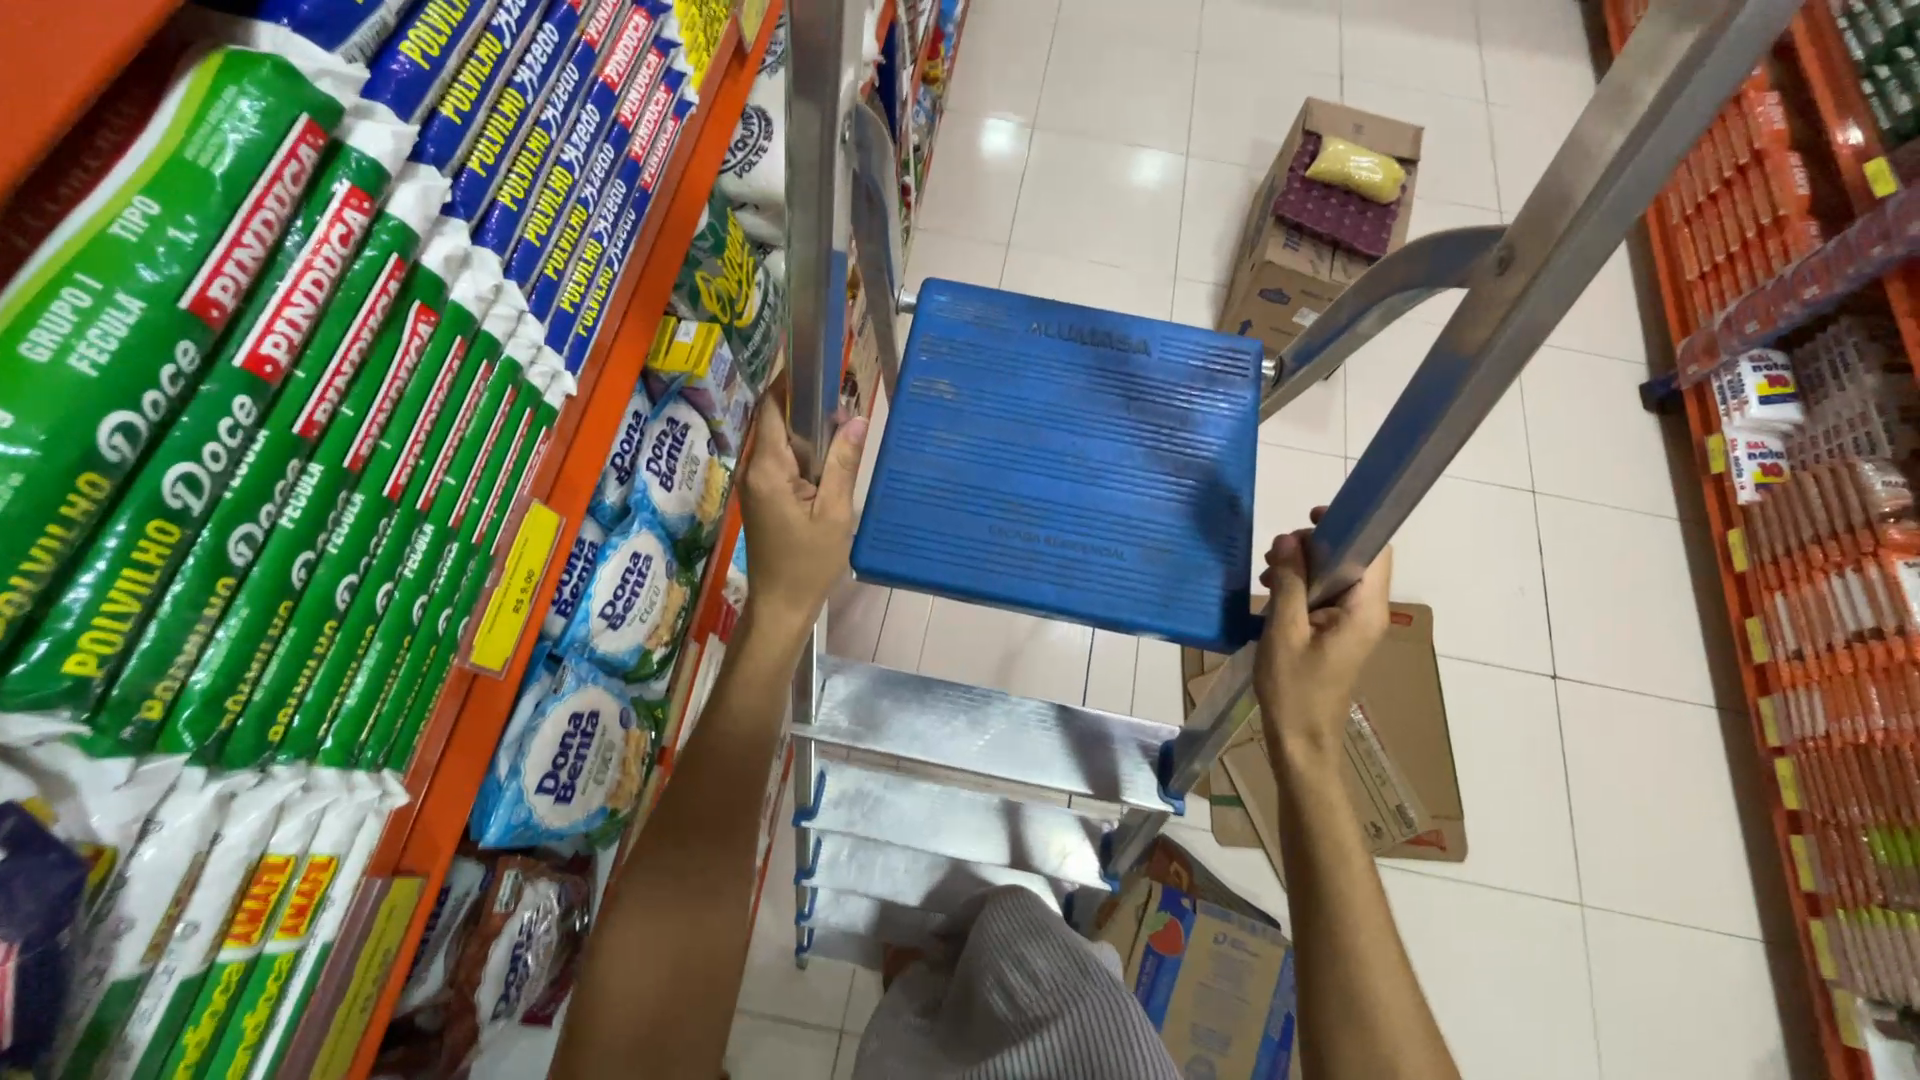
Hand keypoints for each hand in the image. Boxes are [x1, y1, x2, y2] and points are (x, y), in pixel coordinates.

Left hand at [740, 404, 866, 635]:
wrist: (782, 604)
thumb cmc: (809, 563)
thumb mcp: (835, 513)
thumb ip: (843, 463)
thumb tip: (856, 419)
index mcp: (768, 470)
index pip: (772, 409)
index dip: (790, 383)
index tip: (818, 368)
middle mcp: (754, 470)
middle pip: (776, 422)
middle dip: (807, 409)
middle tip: (844, 404)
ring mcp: (756, 484)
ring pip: (780, 443)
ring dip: (808, 434)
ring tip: (843, 429)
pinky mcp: (763, 496)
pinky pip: (781, 463)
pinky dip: (804, 455)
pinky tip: (830, 461)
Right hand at [1254, 506, 1392, 760]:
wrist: (1301, 740)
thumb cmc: (1294, 689)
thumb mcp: (1283, 632)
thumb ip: (1289, 583)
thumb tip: (1291, 539)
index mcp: (1365, 610)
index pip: (1375, 550)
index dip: (1349, 525)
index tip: (1310, 517)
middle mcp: (1369, 612)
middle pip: (1354, 558)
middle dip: (1315, 546)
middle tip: (1275, 554)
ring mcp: (1355, 624)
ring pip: (1337, 575)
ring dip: (1304, 566)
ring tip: (1268, 574)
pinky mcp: (1339, 633)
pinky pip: (1326, 596)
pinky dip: (1302, 586)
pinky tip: (1273, 592)